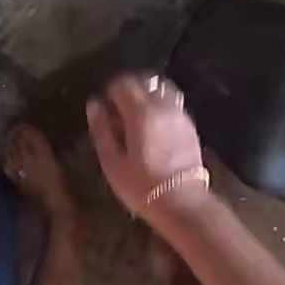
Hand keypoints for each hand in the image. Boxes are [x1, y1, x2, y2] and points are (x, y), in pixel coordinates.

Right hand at [85, 71, 213, 225]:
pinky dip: (158, 106)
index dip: (109, 91)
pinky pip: (171, 103)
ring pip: (160, 89)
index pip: (123, 83)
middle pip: (144, 81)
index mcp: (142, 113)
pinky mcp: (190, 126)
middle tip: (117, 111)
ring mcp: (180, 115)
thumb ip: (101, 130)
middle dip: (127, 90)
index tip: (103, 107)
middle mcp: (163, 107)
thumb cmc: (141, 187)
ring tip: (135, 117)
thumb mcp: (112, 162)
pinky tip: (151, 127)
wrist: (182, 203)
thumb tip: (94, 105)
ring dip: (145, 95)